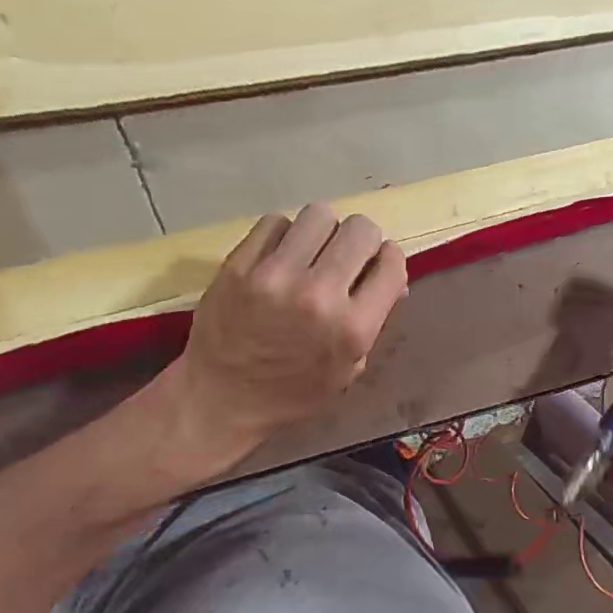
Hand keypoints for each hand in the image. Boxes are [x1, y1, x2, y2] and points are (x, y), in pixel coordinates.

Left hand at [171, 204, 407, 444]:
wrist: (221, 397)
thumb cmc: (291, 393)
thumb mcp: (347, 370)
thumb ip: (373, 321)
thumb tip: (389, 277)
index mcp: (351, 329)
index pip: (392, 263)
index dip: (388, 259)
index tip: (375, 265)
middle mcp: (318, 296)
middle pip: (360, 229)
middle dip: (359, 242)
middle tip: (343, 258)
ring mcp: (275, 276)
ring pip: (319, 215)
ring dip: (321, 232)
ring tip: (310, 254)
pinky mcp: (239, 264)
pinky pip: (275, 222)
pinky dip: (282, 236)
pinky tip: (278, 258)